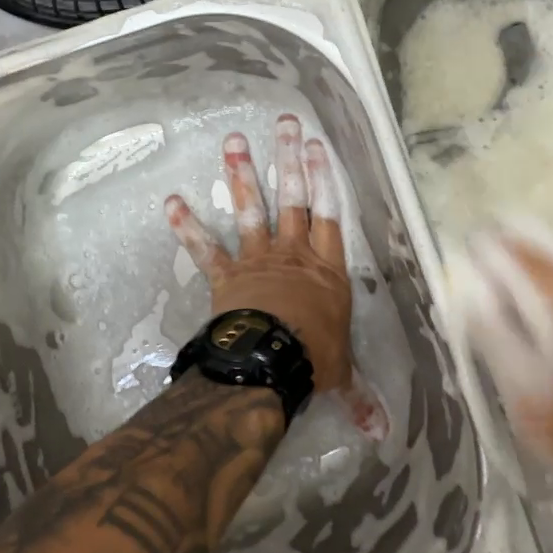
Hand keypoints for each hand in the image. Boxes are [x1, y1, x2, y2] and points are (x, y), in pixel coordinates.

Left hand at [165, 114, 387, 437]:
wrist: (266, 366)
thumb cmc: (311, 361)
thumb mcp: (341, 374)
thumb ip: (359, 392)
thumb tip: (383, 430)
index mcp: (325, 269)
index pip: (328, 213)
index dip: (324, 178)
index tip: (317, 144)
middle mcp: (291, 254)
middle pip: (292, 197)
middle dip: (288, 158)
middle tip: (283, 122)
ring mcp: (256, 259)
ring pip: (250, 209)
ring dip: (240, 174)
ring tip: (233, 140)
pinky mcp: (225, 275)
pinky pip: (205, 248)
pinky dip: (187, 226)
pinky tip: (170, 201)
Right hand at [452, 226, 552, 511]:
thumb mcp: (541, 413)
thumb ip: (500, 349)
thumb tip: (470, 303)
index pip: (509, 254)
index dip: (478, 253)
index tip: (458, 262)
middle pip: (542, 243)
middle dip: (507, 246)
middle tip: (479, 264)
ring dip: (538, 257)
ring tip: (511, 280)